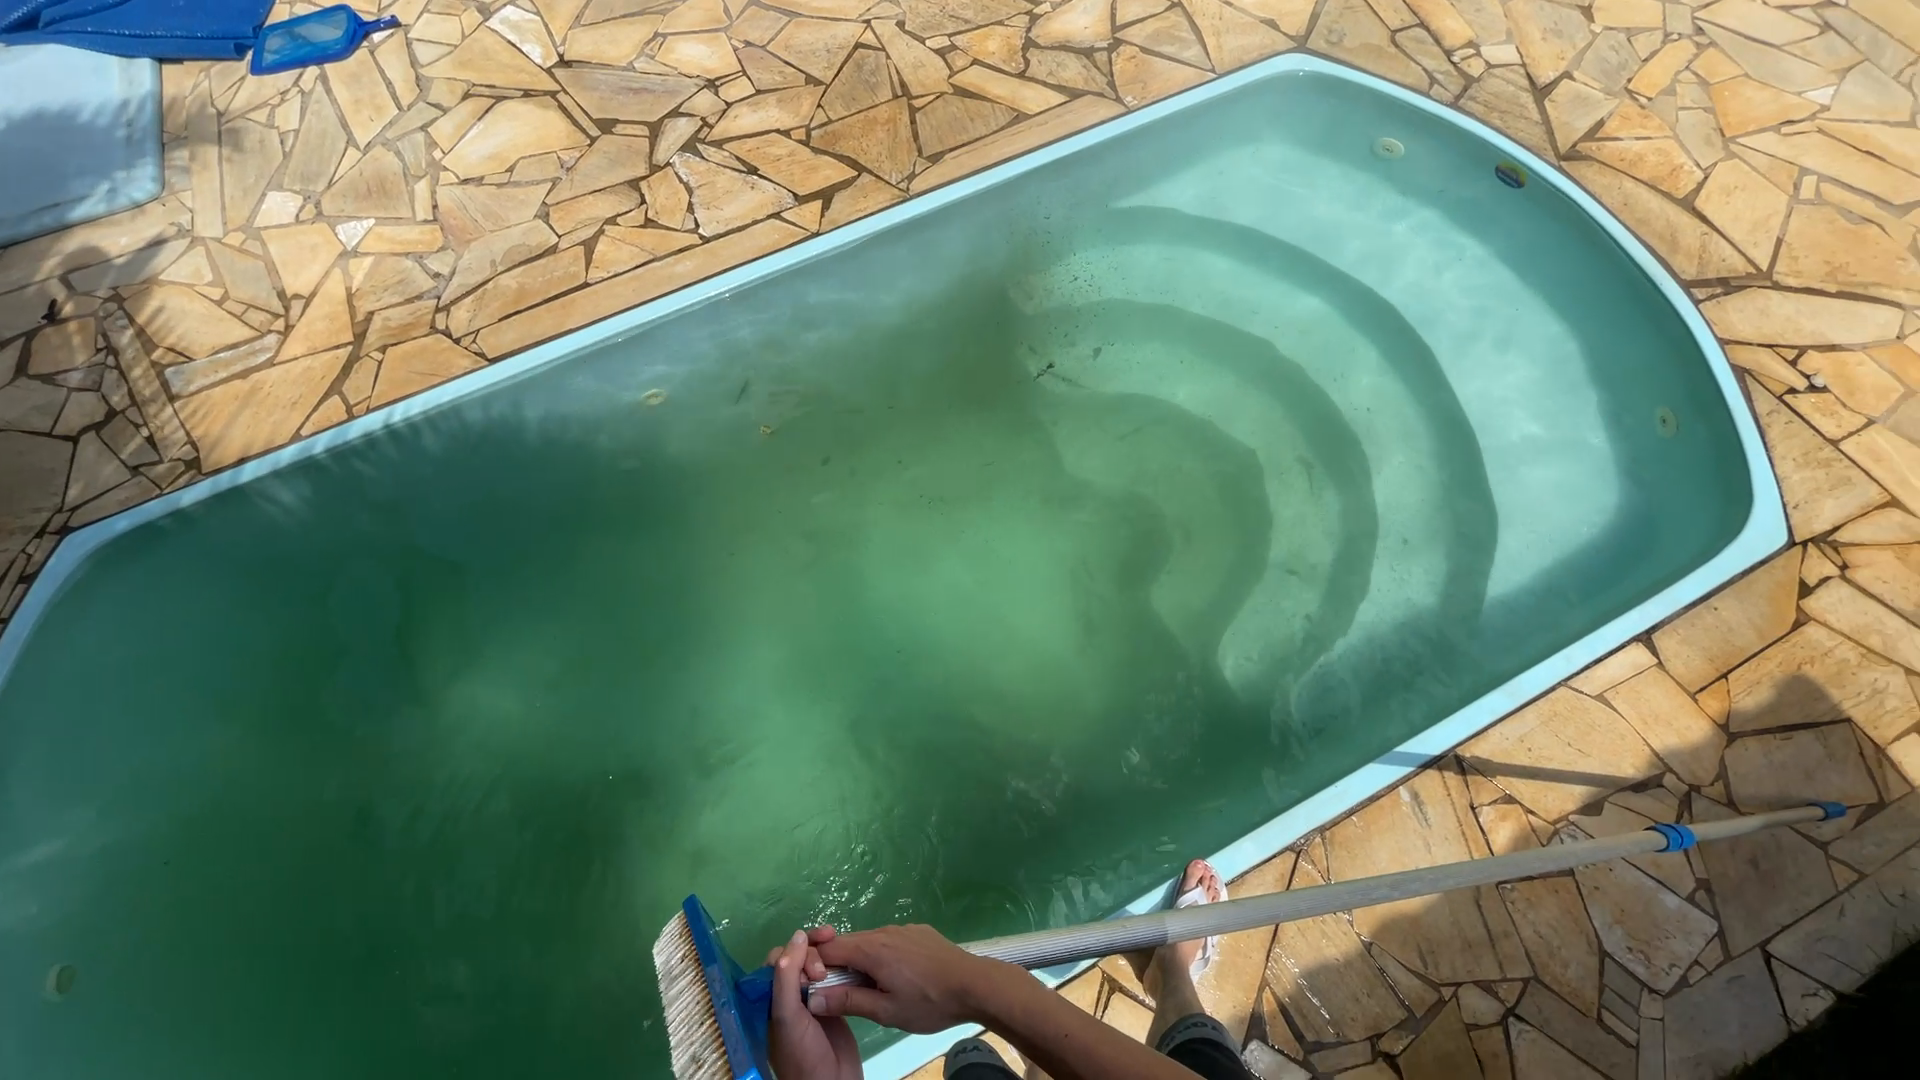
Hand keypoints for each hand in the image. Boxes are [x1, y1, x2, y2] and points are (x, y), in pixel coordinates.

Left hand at [767, 927, 860, 1079]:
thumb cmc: (802, 1054)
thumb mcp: (788, 1016)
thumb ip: (787, 977)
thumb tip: (798, 935)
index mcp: (770, 998)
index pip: (779, 959)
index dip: (795, 949)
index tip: (814, 949)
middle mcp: (788, 995)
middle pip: (798, 958)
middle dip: (812, 953)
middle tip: (823, 970)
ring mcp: (811, 998)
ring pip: (816, 964)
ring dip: (827, 954)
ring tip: (840, 956)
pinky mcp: (832, 1002)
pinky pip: (833, 976)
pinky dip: (839, 965)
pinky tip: (849, 961)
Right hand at [810, 924, 1013, 1033]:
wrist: (973, 984)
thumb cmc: (928, 1002)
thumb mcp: (886, 1011)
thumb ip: (848, 1002)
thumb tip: (813, 999)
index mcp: (871, 949)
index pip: (829, 948)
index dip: (815, 965)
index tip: (814, 985)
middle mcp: (884, 931)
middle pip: (848, 942)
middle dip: (839, 965)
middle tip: (842, 994)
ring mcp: (902, 929)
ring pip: (870, 941)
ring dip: (862, 960)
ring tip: (871, 988)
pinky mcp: (918, 931)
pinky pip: (889, 940)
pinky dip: (882, 955)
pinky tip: (896, 976)